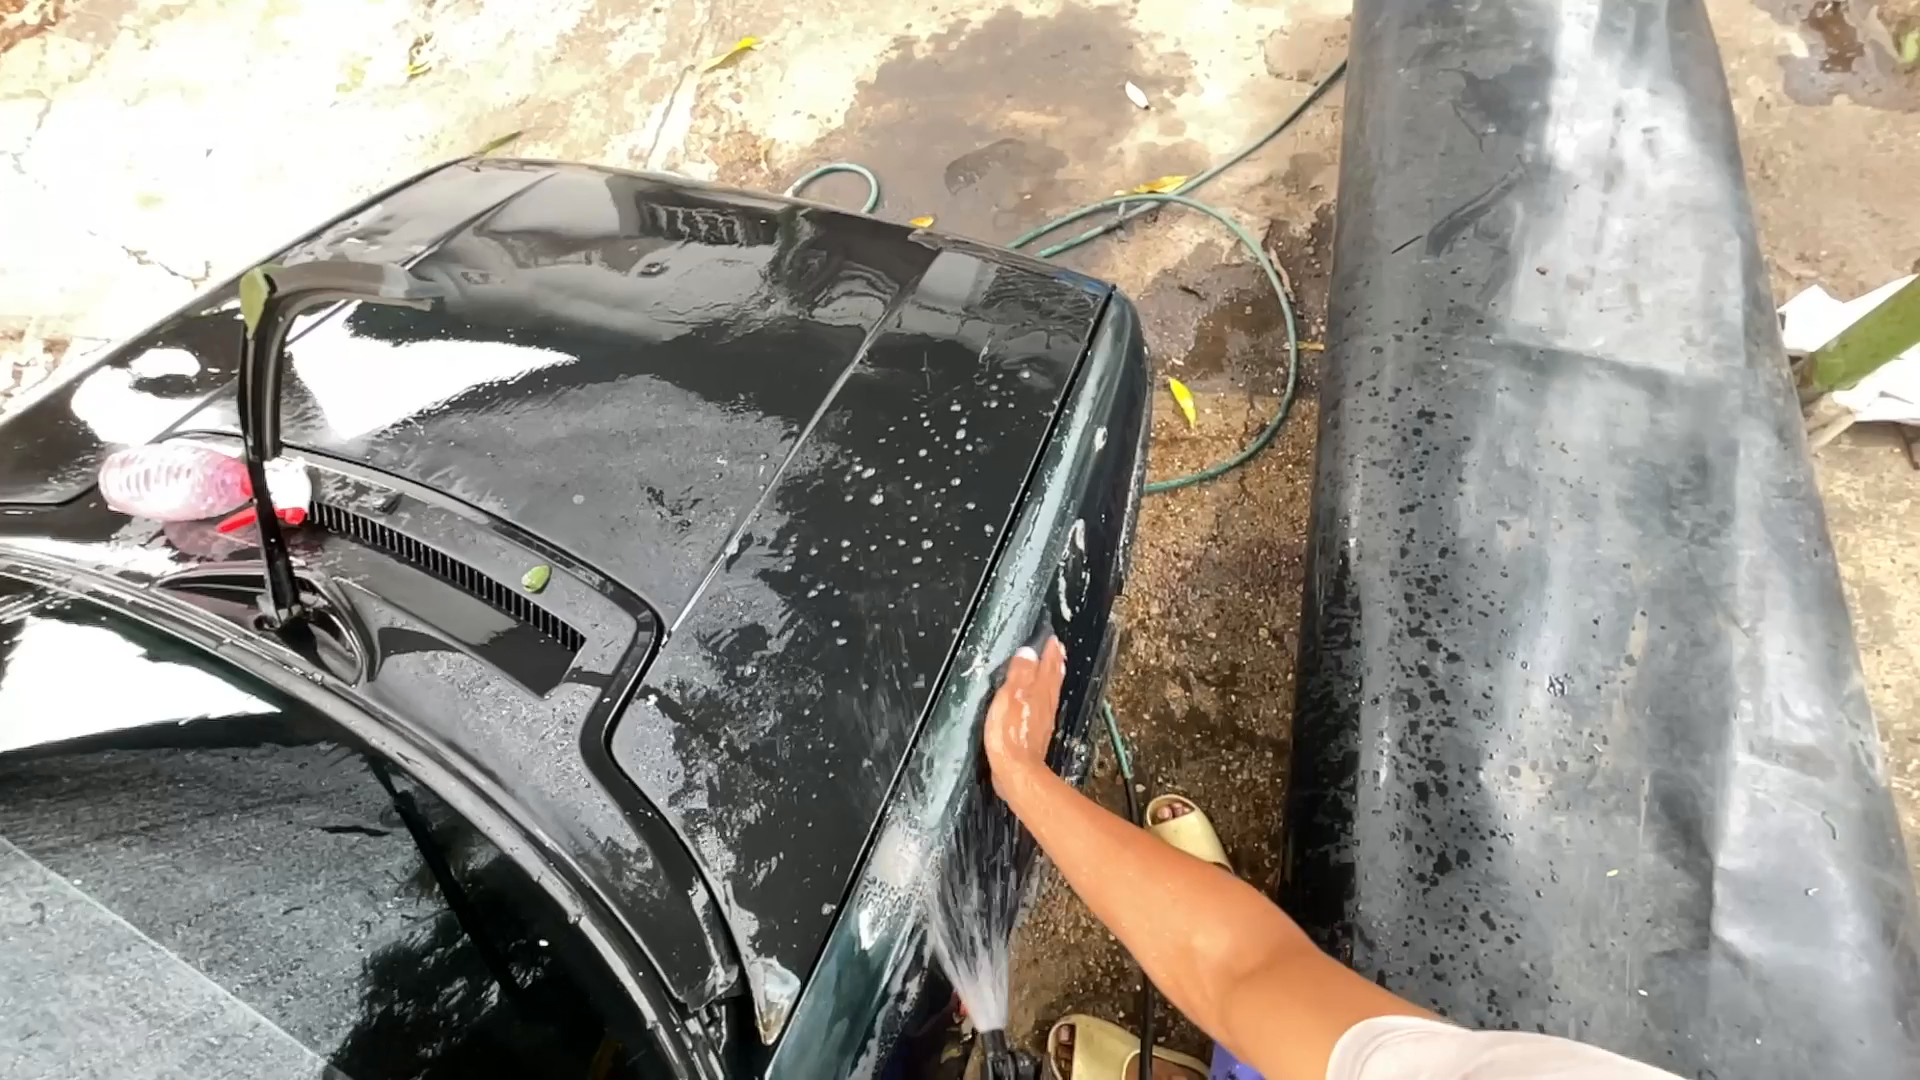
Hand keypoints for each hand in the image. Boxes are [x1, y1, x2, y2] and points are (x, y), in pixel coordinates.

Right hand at [982, 636, 1067, 797]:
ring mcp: (1043, 719)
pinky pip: (1046, 706)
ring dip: (1054, 677)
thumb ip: (1019, 674)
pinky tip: (1043, 700)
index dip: (1049, 651)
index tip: (1053, 639)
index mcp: (1038, 691)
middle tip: (1058, 649)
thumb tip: (1029, 652)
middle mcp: (1045, 703)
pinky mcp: (1037, 733)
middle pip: (1053, 677)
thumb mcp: (1009, 697)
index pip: (1046, 665)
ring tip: (1055, 667)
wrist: (1017, 771)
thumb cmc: (1009, 735)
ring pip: (1052, 691)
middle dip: (1055, 662)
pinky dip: (1047, 696)